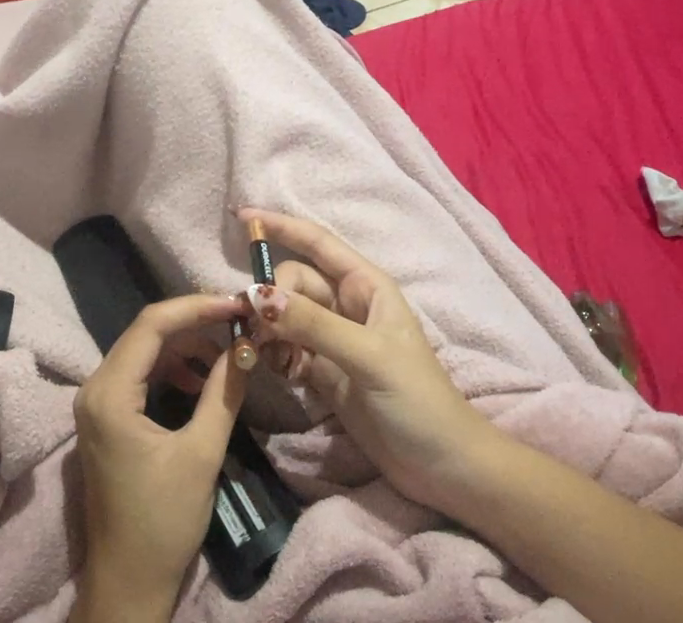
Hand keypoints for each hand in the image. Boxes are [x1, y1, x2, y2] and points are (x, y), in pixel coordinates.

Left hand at [72, 294, 249, 619]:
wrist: (128, 581)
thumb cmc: (163, 521)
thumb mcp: (202, 453)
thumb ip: (223, 391)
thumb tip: (247, 345)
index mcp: (109, 394)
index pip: (152, 325)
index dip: (197, 307)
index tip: (239, 303)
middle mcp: (94, 388)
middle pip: (146, 332)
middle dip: (195, 322)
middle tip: (240, 320)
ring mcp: (97, 403)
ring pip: (145, 350)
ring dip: (186, 345)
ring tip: (228, 351)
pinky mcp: (107, 417)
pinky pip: (141, 373)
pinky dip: (173, 367)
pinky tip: (202, 379)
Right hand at [239, 208, 495, 510]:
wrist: (441, 466)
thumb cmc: (418, 400)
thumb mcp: (368, 357)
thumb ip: (314, 324)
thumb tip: (259, 295)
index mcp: (367, 287)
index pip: (317, 243)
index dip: (281, 226)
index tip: (241, 217)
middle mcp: (348, 306)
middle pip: (294, 282)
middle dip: (270, 299)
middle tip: (259, 333)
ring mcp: (334, 340)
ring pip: (286, 316)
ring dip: (271, 332)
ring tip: (273, 361)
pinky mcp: (323, 372)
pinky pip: (287, 349)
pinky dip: (276, 357)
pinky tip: (281, 375)